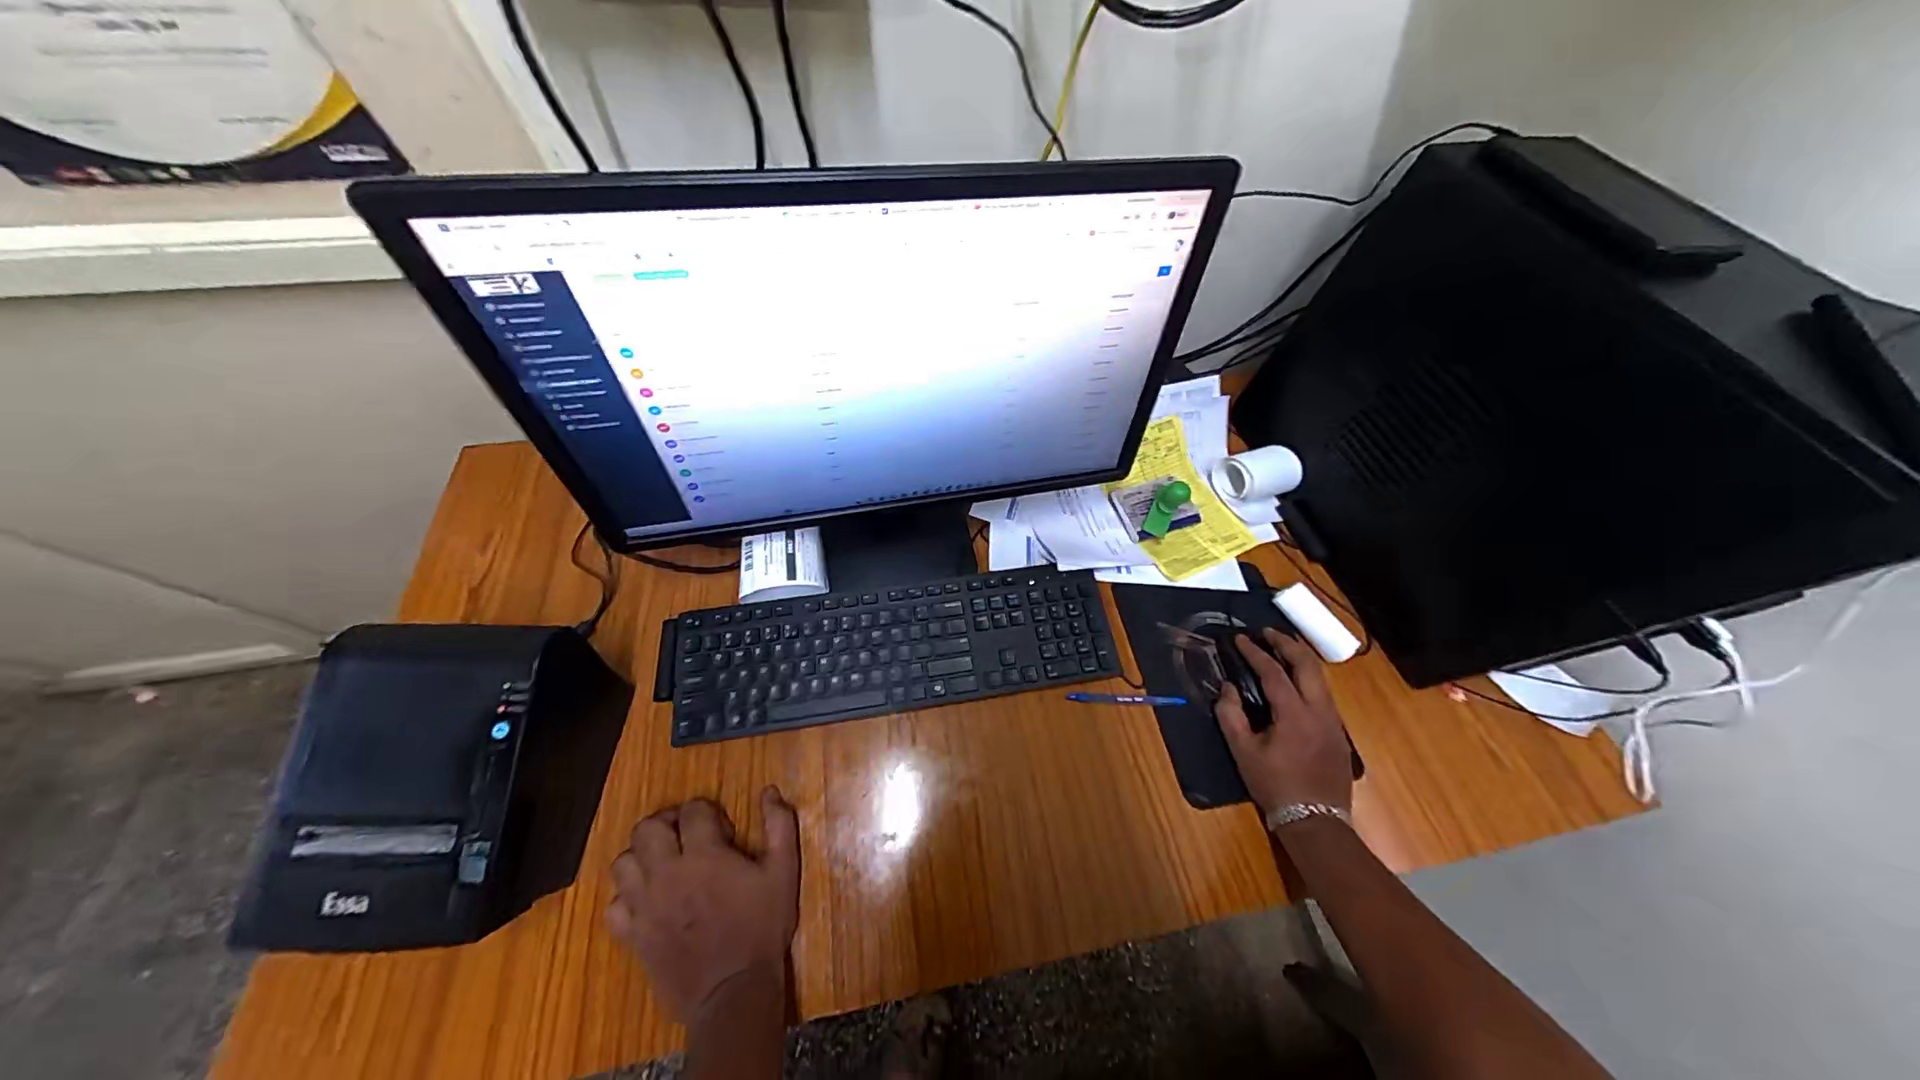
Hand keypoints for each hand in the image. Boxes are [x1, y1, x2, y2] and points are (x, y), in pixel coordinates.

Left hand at [606, 787, 800, 1021]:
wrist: (732, 991)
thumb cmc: (761, 928)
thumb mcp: (783, 872)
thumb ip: (779, 827)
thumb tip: (770, 792)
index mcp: (704, 855)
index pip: (692, 811)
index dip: (706, 811)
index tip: (721, 830)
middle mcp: (667, 874)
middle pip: (647, 829)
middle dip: (666, 822)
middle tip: (686, 834)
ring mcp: (645, 906)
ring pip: (623, 863)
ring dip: (642, 856)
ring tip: (664, 863)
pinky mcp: (633, 935)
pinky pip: (614, 905)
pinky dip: (627, 897)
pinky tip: (649, 900)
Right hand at [1214, 628, 1353, 813]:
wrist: (1316, 821)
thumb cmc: (1275, 786)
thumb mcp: (1243, 752)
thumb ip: (1231, 715)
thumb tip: (1227, 688)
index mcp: (1295, 714)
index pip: (1274, 671)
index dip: (1255, 652)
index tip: (1240, 639)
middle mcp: (1320, 711)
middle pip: (1308, 665)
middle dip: (1288, 644)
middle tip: (1268, 632)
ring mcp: (1334, 722)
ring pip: (1321, 678)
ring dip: (1301, 659)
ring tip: (1282, 648)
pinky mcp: (1338, 733)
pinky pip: (1324, 694)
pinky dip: (1308, 678)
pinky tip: (1295, 682)